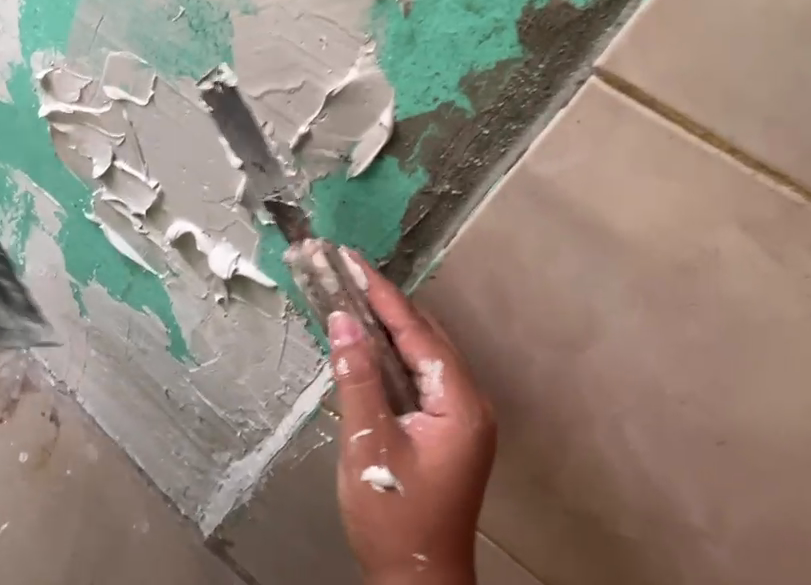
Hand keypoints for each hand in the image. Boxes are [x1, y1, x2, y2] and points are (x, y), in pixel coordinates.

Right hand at [330, 249, 495, 583]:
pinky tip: (363, 339)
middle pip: (422, 335)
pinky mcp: (444, 428)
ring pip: (419, 353)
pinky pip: (416, 374)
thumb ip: (357, 377)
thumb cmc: (394, 517)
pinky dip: (388, 352)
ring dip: (383, 324)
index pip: (415, 331)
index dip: (379, 293)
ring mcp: (459, 417)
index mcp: (460, 404)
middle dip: (380, 301)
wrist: (416, 581)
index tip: (348, 259)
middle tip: (342, 268)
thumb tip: (341, 320)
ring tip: (347, 291)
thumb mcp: (369, 444)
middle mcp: (468, 403)